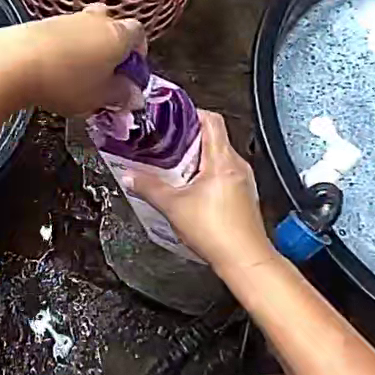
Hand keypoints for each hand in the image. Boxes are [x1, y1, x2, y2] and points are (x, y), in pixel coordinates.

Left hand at [0, 5, 144, 114]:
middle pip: (111, 28)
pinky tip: (53, 73)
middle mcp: (95, 20)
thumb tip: (135, 96)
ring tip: (76, 79)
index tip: (131, 75)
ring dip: (86, 50)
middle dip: (112, 49)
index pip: (139, 34)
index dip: (138, 54)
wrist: (12, 63)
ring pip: (85, 31)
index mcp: (118, 34)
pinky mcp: (41, 24)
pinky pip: (61, 36)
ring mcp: (66, 19)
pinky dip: (63, 50)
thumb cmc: (67, 81)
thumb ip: (121, 95)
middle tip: (105, 76)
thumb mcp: (100, 97)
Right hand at [123, 111, 277, 273]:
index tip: (171, 116)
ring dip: (194, 158)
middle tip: (164, 143)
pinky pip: (222, 174)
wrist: (245, 261)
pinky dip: (204, 174)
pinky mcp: (242, 196)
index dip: (190, 113)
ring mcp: (242, 181)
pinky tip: (188, 188)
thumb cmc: (217, 233)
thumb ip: (148, 187)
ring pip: (217, 157)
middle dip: (186, 138)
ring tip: (171, 166)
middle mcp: (237, 166)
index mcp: (222, 160)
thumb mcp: (173, 207)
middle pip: (212, 137)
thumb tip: (129, 176)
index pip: (211, 120)